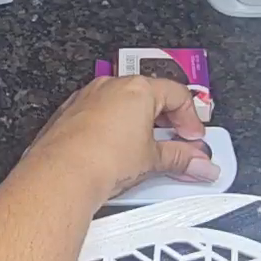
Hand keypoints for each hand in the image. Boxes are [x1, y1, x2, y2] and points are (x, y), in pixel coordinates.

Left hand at [17, 76, 222, 202]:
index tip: (194, 139)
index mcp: (137, 89)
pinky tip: (116, 154)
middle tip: (176, 146)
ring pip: (122, 106)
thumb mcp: (152, 160)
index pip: (177, 94)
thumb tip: (199, 164)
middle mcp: (110, 87)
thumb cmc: (102, 158)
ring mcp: (87, 98)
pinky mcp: (69, 114)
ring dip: (138, 126)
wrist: (61, 173)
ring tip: (145, 153)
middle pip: (149, 98)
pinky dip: (113, 130)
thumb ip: (181, 159)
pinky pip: (99, 116)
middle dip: (166, 123)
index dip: (192, 118)